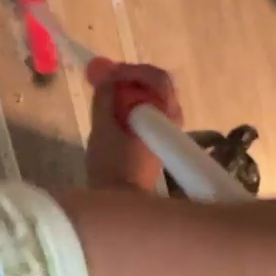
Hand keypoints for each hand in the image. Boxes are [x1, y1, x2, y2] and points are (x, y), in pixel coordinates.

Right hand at [85, 58, 180, 193]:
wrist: (123, 205)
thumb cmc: (111, 167)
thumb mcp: (102, 129)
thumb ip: (105, 99)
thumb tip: (106, 79)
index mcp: (164, 114)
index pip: (157, 78)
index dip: (130, 70)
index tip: (106, 74)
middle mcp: (172, 120)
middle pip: (155, 87)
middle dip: (128, 79)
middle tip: (103, 80)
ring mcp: (167, 132)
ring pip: (151, 100)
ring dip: (128, 93)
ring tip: (103, 95)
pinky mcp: (157, 143)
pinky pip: (147, 114)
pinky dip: (130, 108)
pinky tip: (111, 113)